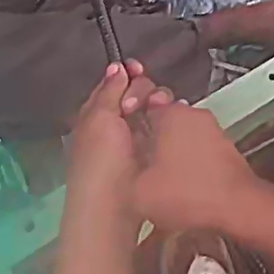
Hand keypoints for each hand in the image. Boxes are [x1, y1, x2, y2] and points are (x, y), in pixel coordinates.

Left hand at [68, 60, 172, 199]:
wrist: (115, 208)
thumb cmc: (100, 161)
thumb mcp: (99, 119)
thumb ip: (110, 90)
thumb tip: (117, 66)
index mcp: (98, 113)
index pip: (116, 83)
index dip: (127, 73)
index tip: (138, 67)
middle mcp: (118, 122)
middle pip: (138, 91)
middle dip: (143, 90)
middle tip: (138, 106)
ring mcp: (138, 136)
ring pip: (155, 106)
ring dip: (158, 103)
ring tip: (159, 111)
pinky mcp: (156, 150)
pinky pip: (166, 125)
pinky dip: (170, 118)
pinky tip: (174, 118)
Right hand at [133, 100, 269, 233]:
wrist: (238, 207)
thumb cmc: (187, 193)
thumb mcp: (138, 190)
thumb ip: (125, 170)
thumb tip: (125, 165)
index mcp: (170, 114)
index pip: (142, 102)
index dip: (129, 119)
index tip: (123, 139)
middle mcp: (193, 114)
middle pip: (162, 118)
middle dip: (149, 137)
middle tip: (137, 162)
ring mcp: (213, 129)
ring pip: (181, 133)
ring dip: (169, 150)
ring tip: (157, 177)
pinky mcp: (225, 146)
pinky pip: (197, 146)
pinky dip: (187, 159)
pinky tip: (180, 182)